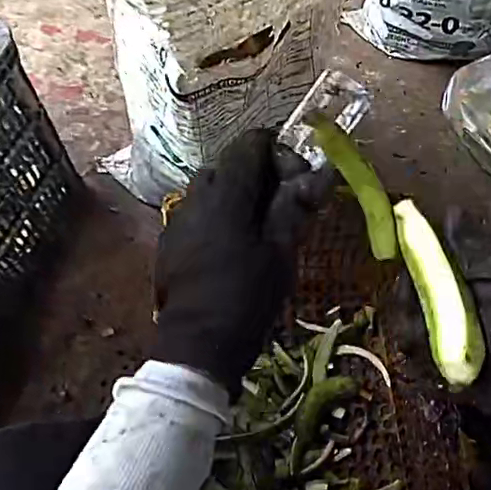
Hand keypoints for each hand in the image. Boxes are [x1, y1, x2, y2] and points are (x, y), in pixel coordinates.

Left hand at [154, 128, 329, 388]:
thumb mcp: (280, 253)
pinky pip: (197, 211)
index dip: (278, 151)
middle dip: (258, 172)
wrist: (199, 345)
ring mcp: (178, 220)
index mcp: (227, 197)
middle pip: (228, 163)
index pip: (249, 145)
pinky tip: (234, 244)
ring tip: (260, 222)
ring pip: (210, 187)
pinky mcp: (170, 241)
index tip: (298, 179)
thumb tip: (320, 173)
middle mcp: (196, 198)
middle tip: (284, 201)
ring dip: (238, 192)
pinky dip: (219, 214)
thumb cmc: (247, 298)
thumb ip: (294, 207)